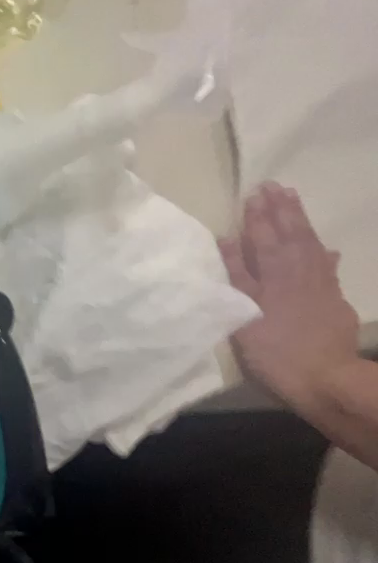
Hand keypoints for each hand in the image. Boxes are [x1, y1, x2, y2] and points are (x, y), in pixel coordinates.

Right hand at [223, 182, 358, 415]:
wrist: (322, 375)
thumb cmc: (273, 350)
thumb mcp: (244, 314)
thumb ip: (237, 277)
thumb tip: (231, 241)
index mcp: (274, 277)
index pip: (264, 240)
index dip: (258, 217)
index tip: (253, 194)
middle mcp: (300, 273)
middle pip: (290, 236)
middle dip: (281, 211)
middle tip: (274, 187)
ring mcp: (319, 284)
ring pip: (310, 245)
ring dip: (300, 223)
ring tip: (293, 203)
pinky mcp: (331, 297)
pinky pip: (326, 265)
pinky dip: (322, 252)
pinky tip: (324, 248)